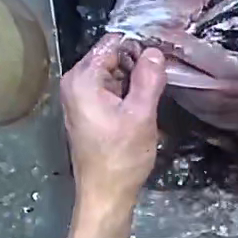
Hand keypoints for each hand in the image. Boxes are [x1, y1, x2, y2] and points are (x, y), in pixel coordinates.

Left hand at [61, 34, 165, 217]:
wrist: (105, 195)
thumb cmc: (121, 158)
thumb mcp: (141, 114)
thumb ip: (148, 78)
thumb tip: (155, 51)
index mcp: (82, 79)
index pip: (113, 43)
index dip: (139, 46)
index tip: (162, 56)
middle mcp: (75, 83)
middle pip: (112, 56)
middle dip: (138, 63)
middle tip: (162, 76)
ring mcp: (79, 98)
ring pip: (113, 74)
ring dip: (135, 80)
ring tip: (156, 91)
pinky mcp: (87, 112)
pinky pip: (110, 90)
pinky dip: (127, 94)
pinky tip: (143, 106)